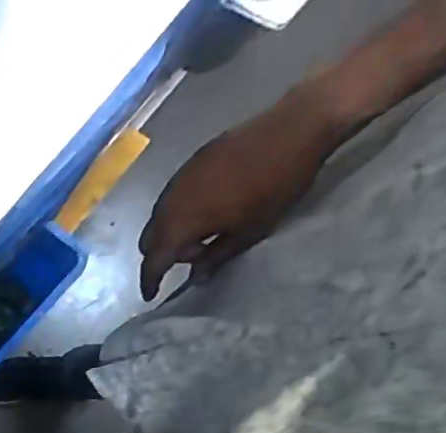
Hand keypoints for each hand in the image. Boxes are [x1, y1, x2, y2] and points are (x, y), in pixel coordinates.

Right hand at [138, 90, 345, 300]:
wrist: (296, 124)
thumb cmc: (275, 185)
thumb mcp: (249, 231)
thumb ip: (216, 257)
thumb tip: (196, 277)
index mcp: (179, 225)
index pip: (153, 262)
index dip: (149, 282)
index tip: (151, 295)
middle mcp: (169, 204)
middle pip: (149, 240)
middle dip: (161, 254)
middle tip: (193, 257)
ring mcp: (178, 181)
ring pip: (159, 217)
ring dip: (171, 231)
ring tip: (202, 231)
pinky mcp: (191, 163)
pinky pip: (173, 197)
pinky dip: (180, 210)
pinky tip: (206, 207)